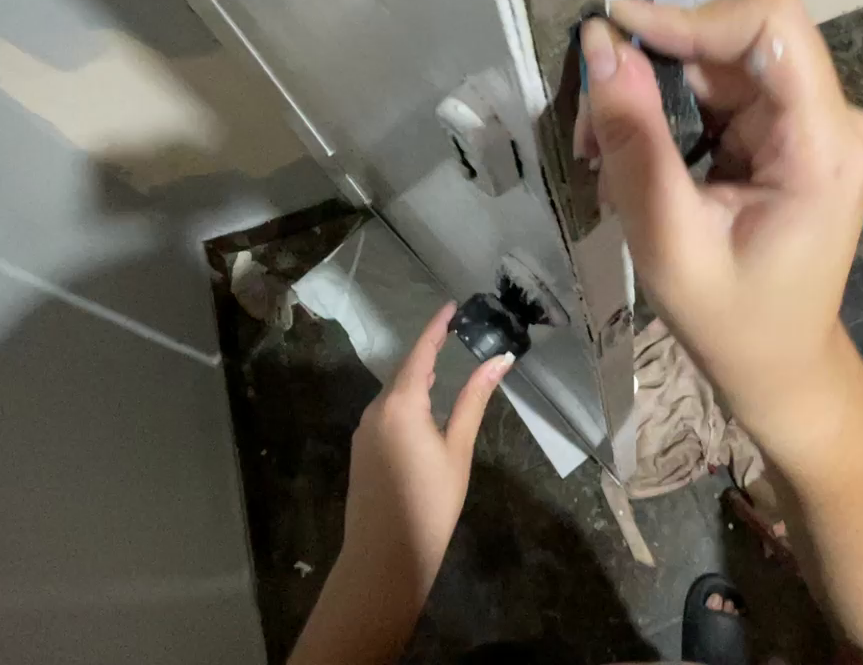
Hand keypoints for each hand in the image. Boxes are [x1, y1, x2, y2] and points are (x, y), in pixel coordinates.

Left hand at [339, 304, 512, 601]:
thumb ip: (475, 399)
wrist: (383, 558)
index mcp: (400, 404)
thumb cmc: (430, 501)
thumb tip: (500, 359)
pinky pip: (387, 412)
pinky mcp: (362, 450)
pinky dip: (407, 399)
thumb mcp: (458, 448)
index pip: (420, 352)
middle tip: (455, 332)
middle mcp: (376, 410)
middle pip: (405, 370)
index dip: (436, 327)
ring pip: (394, 392)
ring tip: (443, 365)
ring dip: (417, 376)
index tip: (451, 305)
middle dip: (429, 350)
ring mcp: (365, 431)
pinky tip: (424, 407)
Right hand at [574, 0, 862, 452]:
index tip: (616, 34)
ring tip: (604, 152)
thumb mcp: (669, 240)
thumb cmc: (734, 322)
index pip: (771, 23)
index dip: (691, 15)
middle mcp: (827, 116)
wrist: (780, 363)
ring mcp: (809, 122)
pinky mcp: (785, 131)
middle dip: (654, 67)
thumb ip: (636, 141)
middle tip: (592, 124)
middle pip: (736, 40)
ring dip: (652, 94)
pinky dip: (668, 114)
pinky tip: (637, 159)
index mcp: (822, 143)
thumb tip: (601, 45)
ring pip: (718, 63)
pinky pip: (719, 92)